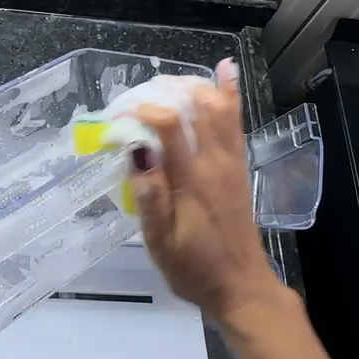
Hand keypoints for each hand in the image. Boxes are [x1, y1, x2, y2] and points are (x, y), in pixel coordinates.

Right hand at [127, 59, 288, 318]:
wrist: (241, 288)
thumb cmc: (192, 267)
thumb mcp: (160, 241)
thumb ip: (150, 194)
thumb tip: (136, 149)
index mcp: (192, 180)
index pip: (169, 125)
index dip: (141, 111)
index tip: (117, 120)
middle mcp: (215, 163)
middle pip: (196, 106)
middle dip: (164, 92)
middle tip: (135, 98)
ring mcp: (231, 162)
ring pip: (218, 108)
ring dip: (192, 87)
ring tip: (164, 82)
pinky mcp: (238, 166)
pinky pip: (235, 121)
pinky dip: (228, 93)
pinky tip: (223, 70)